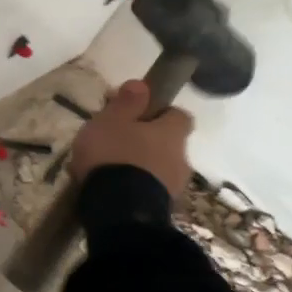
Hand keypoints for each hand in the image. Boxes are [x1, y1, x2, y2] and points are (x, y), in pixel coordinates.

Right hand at [69, 80, 193, 199]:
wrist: (120, 208)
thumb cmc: (113, 153)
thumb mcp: (111, 120)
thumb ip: (127, 103)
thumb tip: (143, 84)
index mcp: (170, 133)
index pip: (180, 116)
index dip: (162, 112)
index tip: (138, 113)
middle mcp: (181, 157)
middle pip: (168, 142)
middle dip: (147, 139)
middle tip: (116, 139)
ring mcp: (175, 183)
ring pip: (160, 164)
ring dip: (141, 162)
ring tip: (110, 165)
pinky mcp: (163, 204)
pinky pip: (151, 185)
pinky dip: (137, 182)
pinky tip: (113, 183)